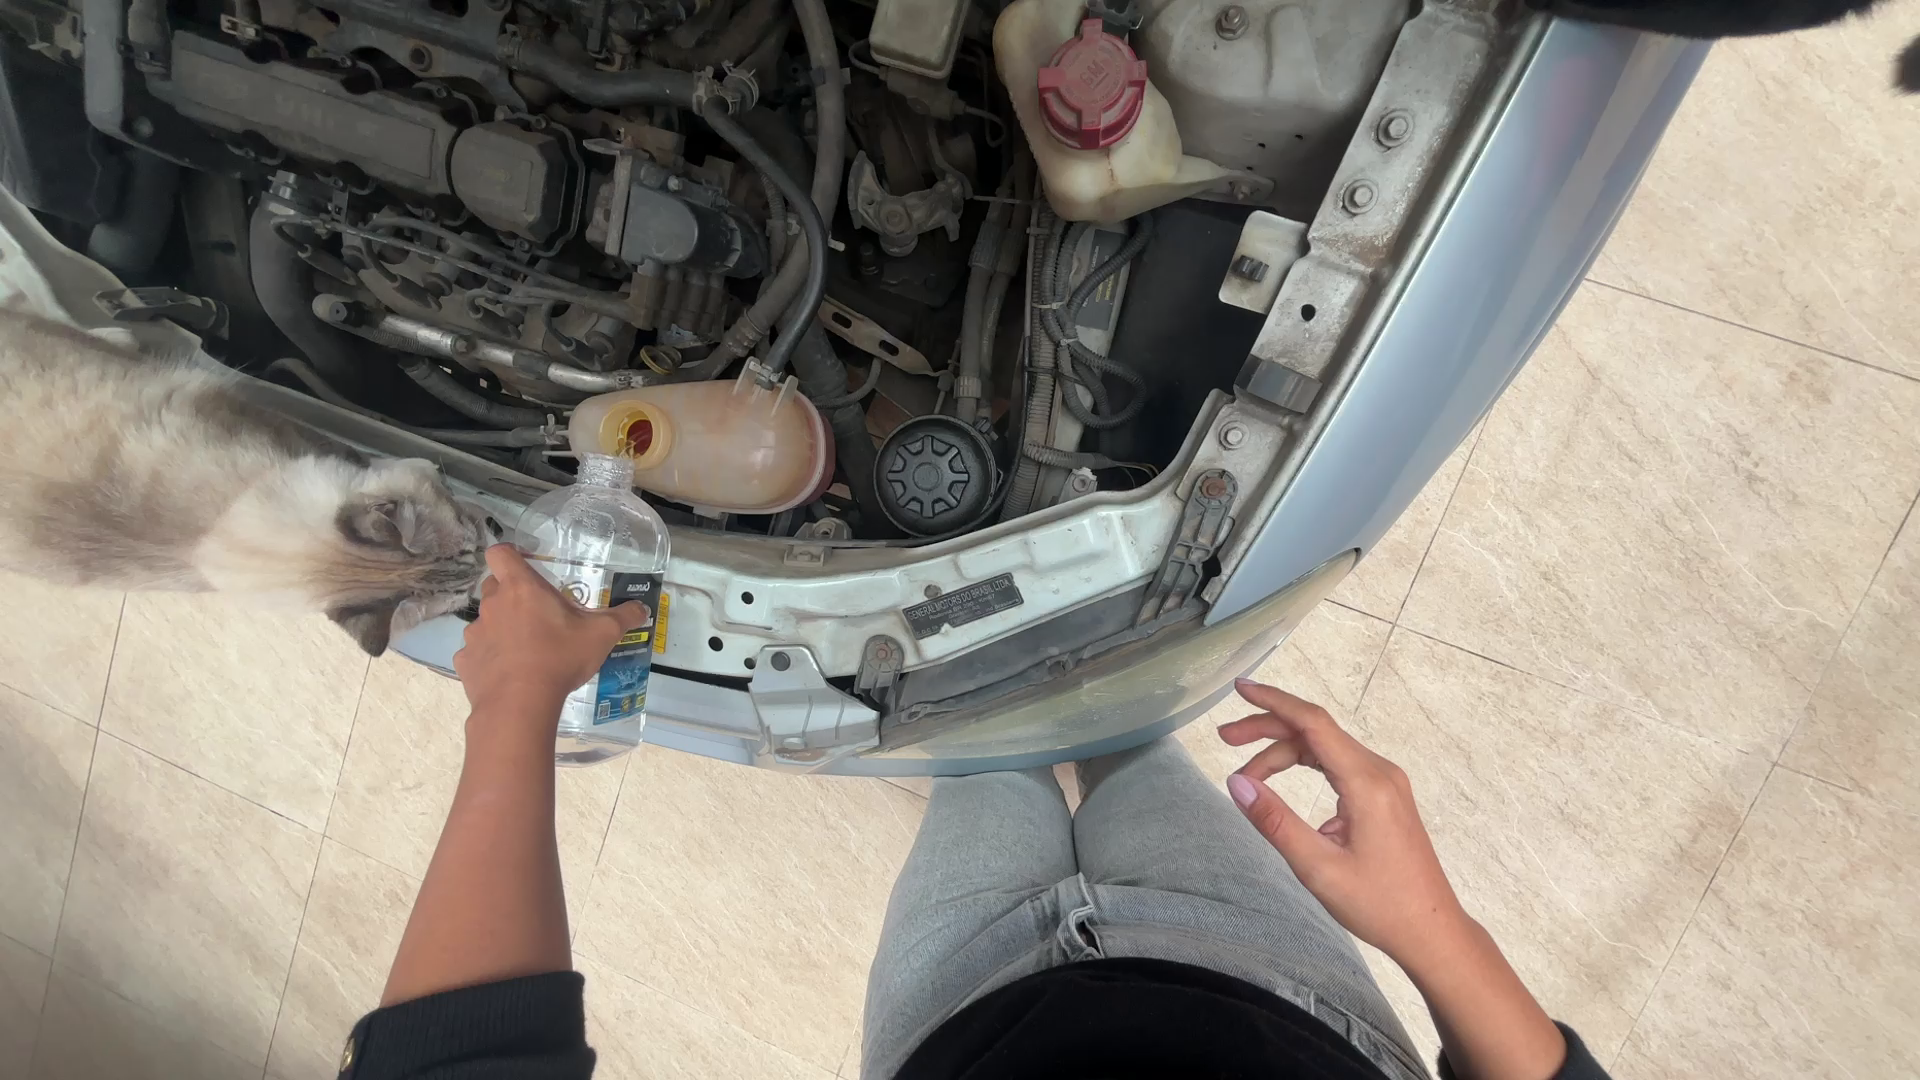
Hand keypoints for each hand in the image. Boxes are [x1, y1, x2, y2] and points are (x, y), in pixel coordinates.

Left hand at [453, 545, 648, 723]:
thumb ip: (625, 616)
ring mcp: (475, 633)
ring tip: (527, 648)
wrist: (520, 703)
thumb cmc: (560, 656)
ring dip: (503, 626)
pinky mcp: (465, 660)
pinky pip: (478, 650)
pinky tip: (511, 671)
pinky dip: (492, 656)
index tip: (525, 565)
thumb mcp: (603, 634)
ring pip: (487, 619)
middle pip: (495, 585)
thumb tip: (642, 608)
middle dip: (513, 593)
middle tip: (539, 611)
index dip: (509, 554)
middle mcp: (493, 604)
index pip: (500, 553)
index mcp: (522, 588)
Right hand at [1220, 679, 1466, 965]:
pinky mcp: (1381, 793)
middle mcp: (1378, 771)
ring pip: (1321, 746)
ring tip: (1246, 774)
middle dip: (1266, 728)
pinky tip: (1278, 782)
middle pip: (1313, 730)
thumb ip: (1275, 822)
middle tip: (1224, 738)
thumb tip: (1236, 782)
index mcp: (1366, 782)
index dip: (1274, 701)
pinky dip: (1300, 762)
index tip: (1240, 689)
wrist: (1434, 934)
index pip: (1313, 722)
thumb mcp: (1318, 868)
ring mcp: (1383, 781)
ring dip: (1280, 751)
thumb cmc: (1380, 905)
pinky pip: (1334, 762)